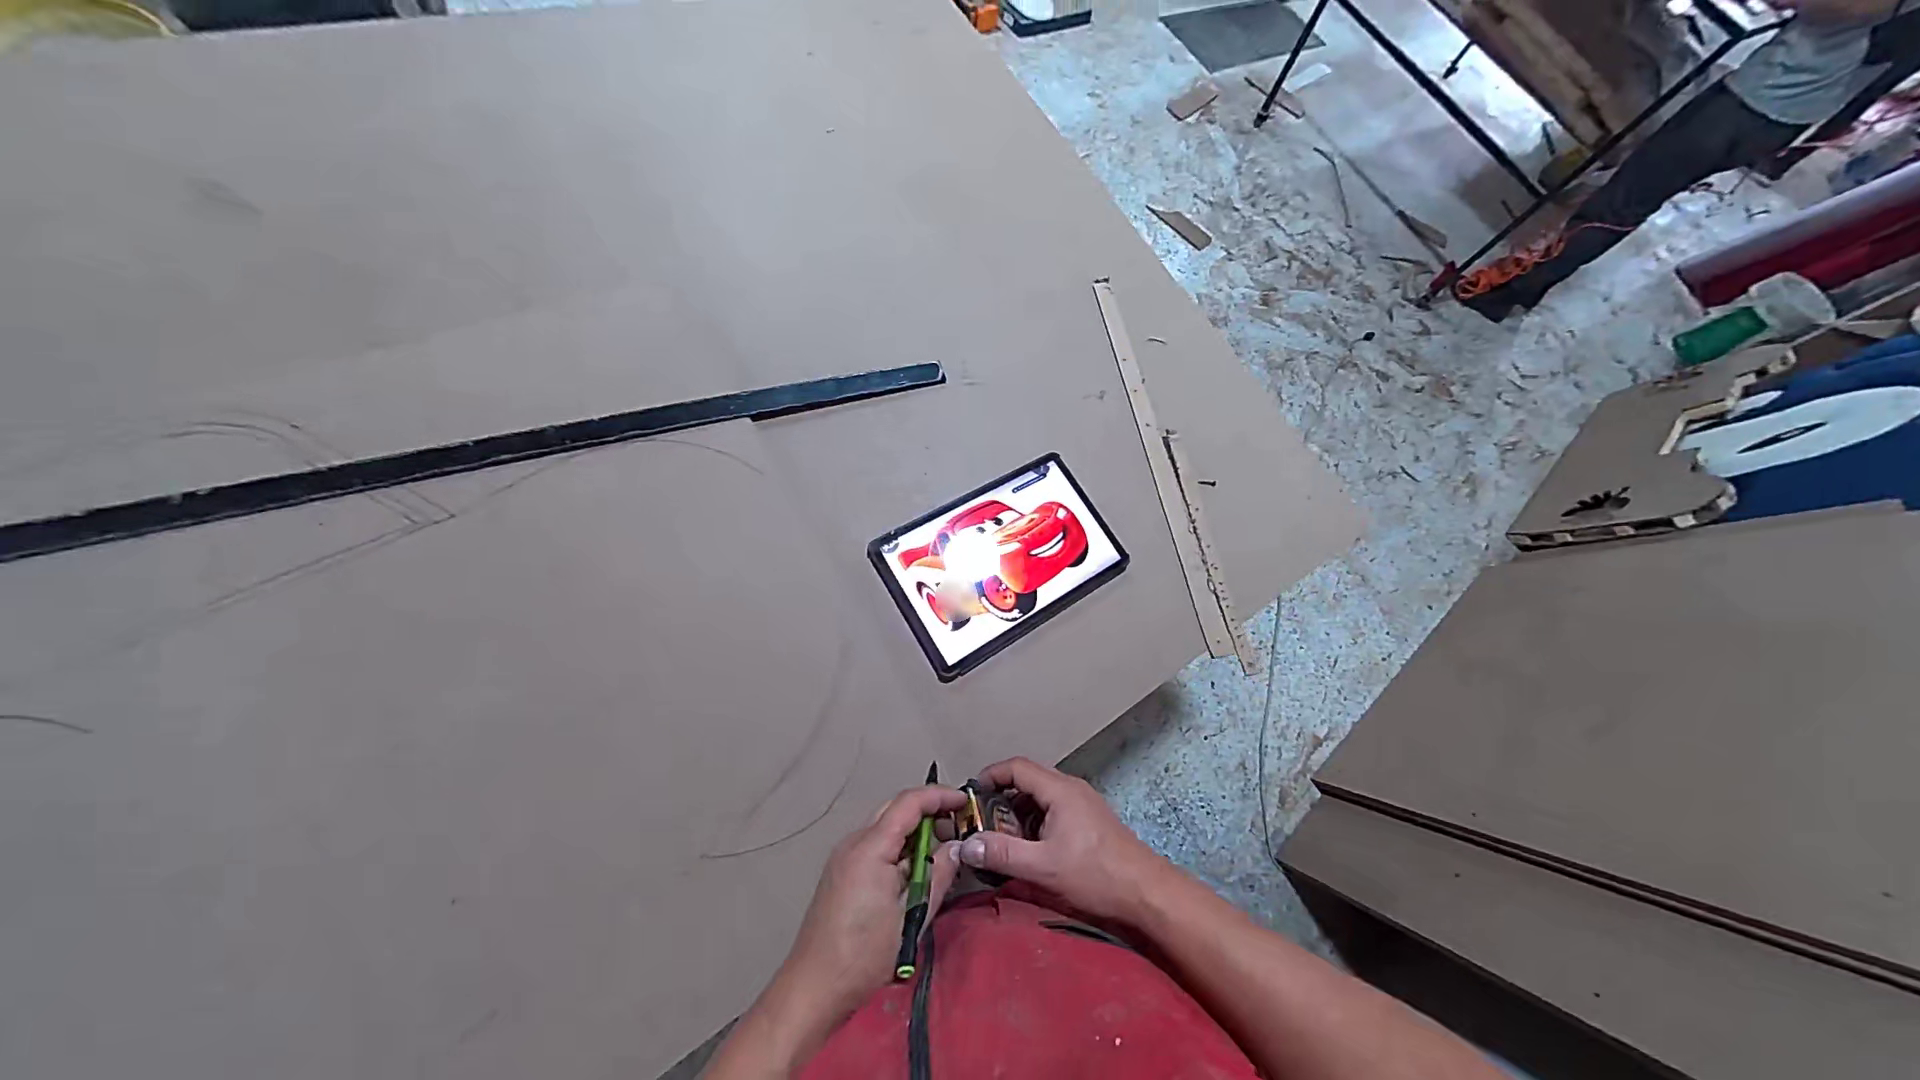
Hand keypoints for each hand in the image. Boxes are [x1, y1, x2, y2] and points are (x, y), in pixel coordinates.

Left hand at [775, 785, 965, 1019]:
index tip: (964, 801)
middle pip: (895, 810)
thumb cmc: (863, 955)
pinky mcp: (841, 873)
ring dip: (914, 833)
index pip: (909, 802)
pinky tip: (914, 872)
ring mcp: (844, 858)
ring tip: (941, 854)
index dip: (940, 796)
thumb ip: (938, 875)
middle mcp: (853, 843)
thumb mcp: (911, 915)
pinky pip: (875, 846)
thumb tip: (957, 847)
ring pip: (885, 828)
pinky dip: (899, 849)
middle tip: (956, 830)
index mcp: (870, 847)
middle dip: (928, 812)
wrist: (814, 988)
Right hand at [957, 757, 1177, 924]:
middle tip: (983, 823)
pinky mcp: (1089, 822)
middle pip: (1027, 781)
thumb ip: (1002, 854)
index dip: (990, 775)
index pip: (1016, 767)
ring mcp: (1083, 805)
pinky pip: (1053, 811)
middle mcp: (1071, 789)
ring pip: (1040, 798)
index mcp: (1060, 790)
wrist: (1146, 894)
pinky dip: (1035, 823)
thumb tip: (967, 846)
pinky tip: (1030, 850)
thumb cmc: (1096, 875)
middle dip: (1001, 799)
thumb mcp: (1043, 867)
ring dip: (1018, 814)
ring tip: (1003, 840)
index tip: (971, 795)